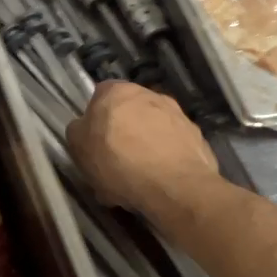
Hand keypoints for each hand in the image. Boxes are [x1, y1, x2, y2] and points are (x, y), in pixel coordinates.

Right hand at [68, 81, 220, 222]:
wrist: (174, 186)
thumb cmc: (116, 159)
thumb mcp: (77, 146)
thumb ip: (79, 130)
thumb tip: (86, 127)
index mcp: (118, 91)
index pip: (101, 95)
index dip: (95, 116)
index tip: (93, 138)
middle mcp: (152, 95)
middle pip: (130, 111)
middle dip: (123, 130)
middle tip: (114, 158)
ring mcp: (179, 117)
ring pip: (154, 129)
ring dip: (146, 145)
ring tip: (137, 177)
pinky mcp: (200, 140)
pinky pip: (174, 147)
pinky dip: (166, 160)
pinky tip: (158, 182)